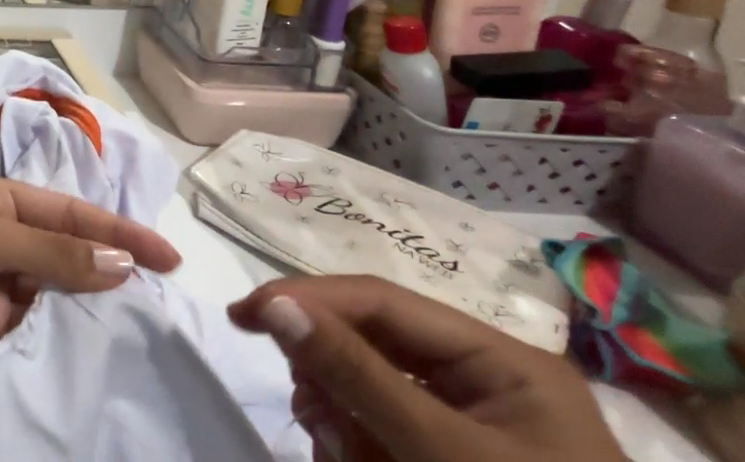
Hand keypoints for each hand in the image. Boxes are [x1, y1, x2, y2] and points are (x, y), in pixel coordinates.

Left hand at [0, 174, 179, 368]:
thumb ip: (54, 251)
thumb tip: (122, 262)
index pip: (68, 211)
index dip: (117, 230)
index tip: (167, 255)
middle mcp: (0, 232)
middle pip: (67, 247)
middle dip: (109, 262)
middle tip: (164, 288)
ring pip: (57, 285)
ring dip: (91, 295)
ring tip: (141, 311)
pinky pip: (38, 318)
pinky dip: (65, 324)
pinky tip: (98, 332)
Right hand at [229, 276, 622, 461]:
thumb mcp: (442, 454)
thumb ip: (357, 375)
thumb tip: (273, 304)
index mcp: (502, 359)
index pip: (381, 299)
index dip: (306, 299)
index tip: (241, 317)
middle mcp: (488, 379)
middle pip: (373, 342)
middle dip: (329, 375)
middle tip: (309, 415)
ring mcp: (473, 424)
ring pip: (369, 388)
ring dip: (340, 418)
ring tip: (344, 455)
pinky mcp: (452, 457)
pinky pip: (382, 427)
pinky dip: (356, 444)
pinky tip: (353, 461)